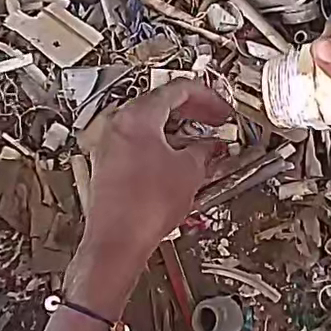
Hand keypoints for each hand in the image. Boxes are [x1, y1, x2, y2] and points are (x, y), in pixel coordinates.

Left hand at [79, 79, 232, 264]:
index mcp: (137, 117)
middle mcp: (118, 126)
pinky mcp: (109, 166)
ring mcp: (110, 146)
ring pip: (149, 125)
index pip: (176, 90)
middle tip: (214, 119)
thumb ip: (204, 151)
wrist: (117, 241)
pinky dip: (162, 146)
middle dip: (193, 111)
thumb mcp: (189, 172)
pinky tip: (178, 162)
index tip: (221, 107)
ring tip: (201, 143)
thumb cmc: (143, 208)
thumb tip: (210, 147)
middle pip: (160, 104)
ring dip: (178, 131)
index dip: (207, 96)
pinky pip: (139, 145)